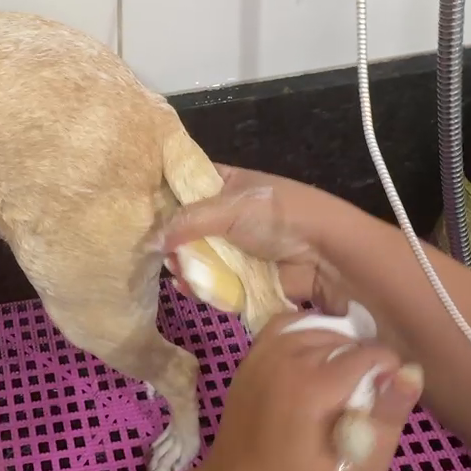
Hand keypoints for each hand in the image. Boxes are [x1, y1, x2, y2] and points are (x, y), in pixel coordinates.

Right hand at [158, 166, 354, 318]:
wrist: (329, 254)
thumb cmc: (278, 216)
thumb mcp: (228, 208)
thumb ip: (187, 221)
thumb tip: (153, 239)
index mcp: (230, 184)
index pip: (191, 182)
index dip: (167, 192)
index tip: (142, 208)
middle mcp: (232, 214)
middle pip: (191, 225)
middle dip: (173, 238)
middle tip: (157, 249)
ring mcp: (240, 247)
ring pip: (202, 256)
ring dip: (186, 264)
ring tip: (174, 271)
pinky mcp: (248, 277)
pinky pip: (218, 282)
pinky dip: (203, 286)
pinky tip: (187, 288)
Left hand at [202, 308, 422, 470]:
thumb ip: (388, 420)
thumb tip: (411, 371)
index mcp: (312, 387)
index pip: (367, 353)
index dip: (389, 369)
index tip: (392, 393)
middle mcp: (284, 361)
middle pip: (340, 339)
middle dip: (364, 357)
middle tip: (372, 391)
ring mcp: (261, 357)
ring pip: (312, 328)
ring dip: (336, 343)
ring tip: (348, 376)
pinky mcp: (249, 360)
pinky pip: (283, 327)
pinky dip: (305, 331)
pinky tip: (317, 356)